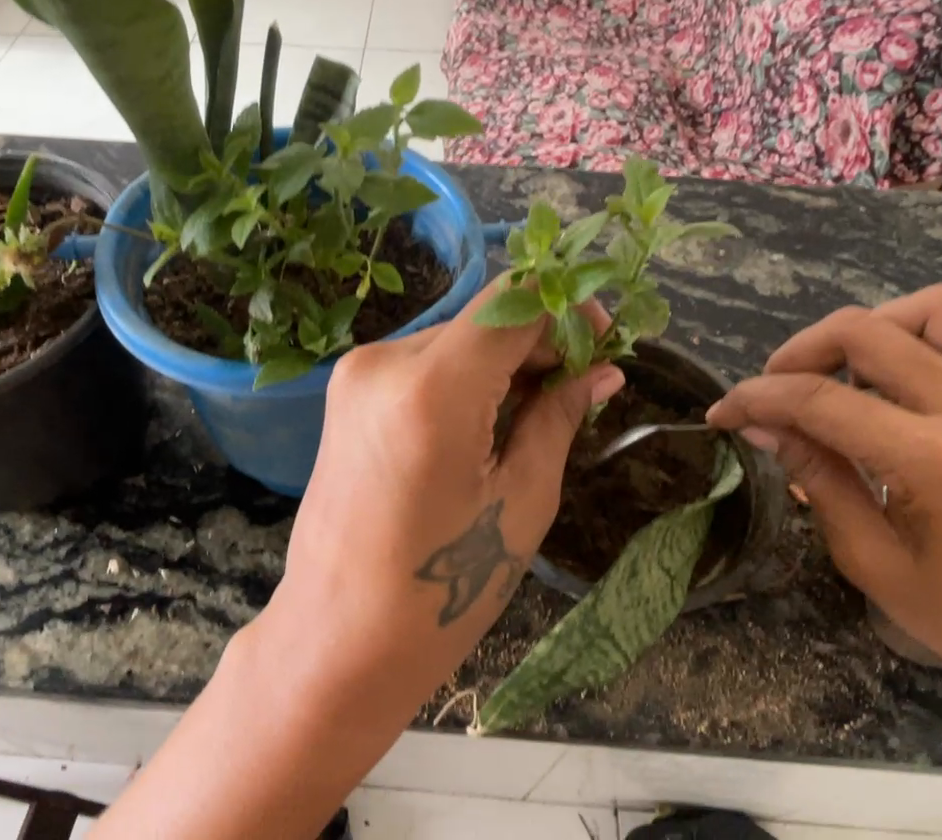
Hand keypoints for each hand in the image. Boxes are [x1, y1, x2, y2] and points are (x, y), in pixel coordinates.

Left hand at [256, 279, 623, 720]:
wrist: (337, 641)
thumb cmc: (441, 590)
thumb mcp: (521, 501)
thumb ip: (558, 417)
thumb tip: (601, 372)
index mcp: (432, 387)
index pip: (514, 300)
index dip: (569, 309)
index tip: (604, 346)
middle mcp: (385, 361)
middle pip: (484, 318)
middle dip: (540, 341)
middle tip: (580, 390)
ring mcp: (358, 374)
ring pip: (456, 338)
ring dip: (504, 361)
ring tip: (537, 416)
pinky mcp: (348, 393)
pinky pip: (424, 363)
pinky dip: (466, 377)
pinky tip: (489, 422)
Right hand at [707, 285, 941, 743]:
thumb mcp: (875, 563)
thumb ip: (819, 479)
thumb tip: (762, 425)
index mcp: (934, 460)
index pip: (820, 400)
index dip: (756, 399)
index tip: (722, 414)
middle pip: (864, 332)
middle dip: (797, 353)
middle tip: (770, 395)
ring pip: (927, 309)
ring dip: (866, 329)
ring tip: (834, 374)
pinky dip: (916, 333)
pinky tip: (888, 377)